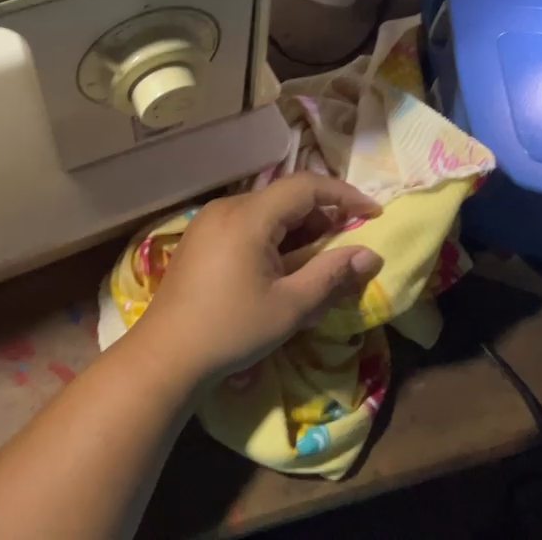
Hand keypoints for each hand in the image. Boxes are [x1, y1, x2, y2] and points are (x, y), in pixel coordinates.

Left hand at [130, 174, 384, 384]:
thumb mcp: (291, 306)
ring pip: (266, 211)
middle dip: (323, 216)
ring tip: (320, 262)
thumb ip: (332, 275)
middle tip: (349, 244)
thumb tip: (371, 255)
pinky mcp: (200, 238)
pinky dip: (273, 237)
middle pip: (285, 197)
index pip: (305, 186)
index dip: (344, 195)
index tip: (374, 213)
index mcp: (248, 216)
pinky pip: (246, 224)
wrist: (167, 355)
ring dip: (298, 229)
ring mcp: (209, 221)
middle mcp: (227, 207)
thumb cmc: (232, 329)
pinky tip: (284, 268)